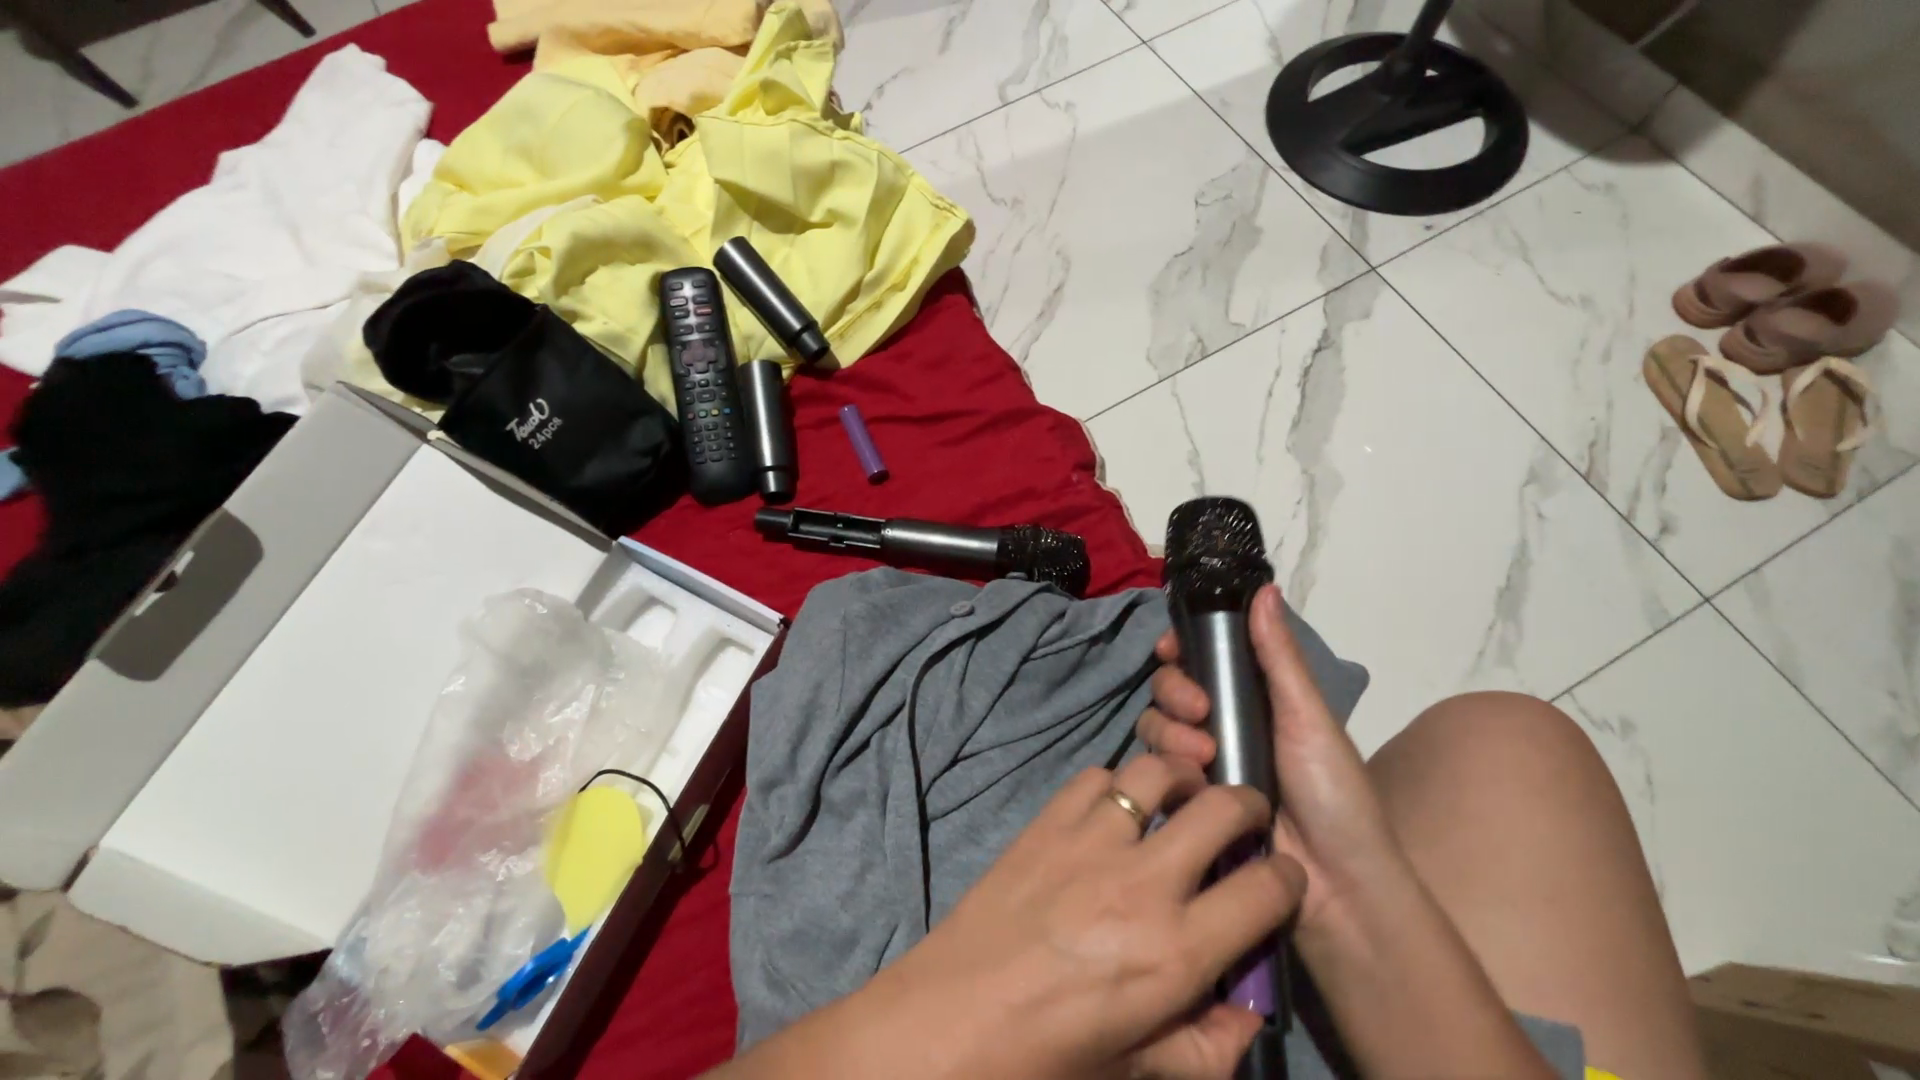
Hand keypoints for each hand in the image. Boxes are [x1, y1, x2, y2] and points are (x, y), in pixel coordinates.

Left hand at [859, 755, 1306, 1079]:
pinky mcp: (1045, 824)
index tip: (1279, 879)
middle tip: (1244, 819)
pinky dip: (1115, 784)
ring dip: (1181, 779)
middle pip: (1222, 809)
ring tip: (1183, 796)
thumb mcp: (1140, 1071)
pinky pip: (1094, 778)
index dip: (1286, 879)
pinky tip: (1114, 808)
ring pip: (1155, 773)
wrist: (948, 1023)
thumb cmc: (1046, 1057)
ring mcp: (1089, 843)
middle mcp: (1142, 883)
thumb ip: (1210, 1045)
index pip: (1266, 891)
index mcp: (1176, 952)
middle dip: (1249, 807)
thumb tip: (1248, 1011)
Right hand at [1138, 584, 1403, 938]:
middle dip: (1175, 691)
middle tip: (1201, 711)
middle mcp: (1221, 725)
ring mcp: (1200, 766)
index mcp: (1253, 699)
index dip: (1179, 647)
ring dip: (1171, 732)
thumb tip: (1263, 587)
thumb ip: (1278, 657)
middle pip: (1168, 689)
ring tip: (1203, 758)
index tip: (1171, 649)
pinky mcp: (1184, 803)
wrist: (1333, 883)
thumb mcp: (1307, 718)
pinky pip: (1152, 772)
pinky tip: (1187, 782)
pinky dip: (1162, 768)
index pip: (1200, 658)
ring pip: (1155, 727)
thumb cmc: (1333, 793)